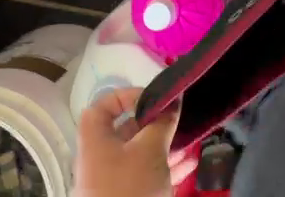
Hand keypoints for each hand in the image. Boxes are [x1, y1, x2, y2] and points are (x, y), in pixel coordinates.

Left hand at [73, 88, 190, 196]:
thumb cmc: (131, 188)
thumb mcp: (151, 149)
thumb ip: (162, 121)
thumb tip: (173, 100)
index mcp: (95, 144)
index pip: (100, 107)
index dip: (124, 96)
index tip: (152, 99)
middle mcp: (99, 162)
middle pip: (123, 131)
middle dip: (153, 123)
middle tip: (176, 119)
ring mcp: (111, 184)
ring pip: (138, 154)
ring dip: (163, 144)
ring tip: (187, 140)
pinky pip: (145, 174)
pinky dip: (165, 166)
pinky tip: (188, 164)